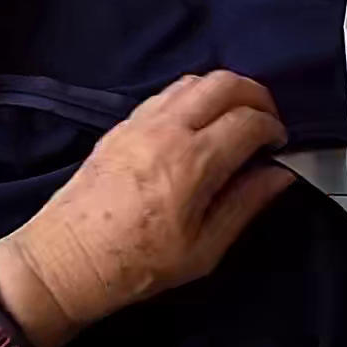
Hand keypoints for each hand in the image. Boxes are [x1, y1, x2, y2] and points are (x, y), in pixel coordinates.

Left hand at [0, 71, 297, 346]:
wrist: (67, 259)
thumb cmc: (136, 264)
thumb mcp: (203, 250)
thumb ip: (244, 205)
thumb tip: (279, 175)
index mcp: (192, 162)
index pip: (248, 121)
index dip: (273, 128)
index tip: (279, 144)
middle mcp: (165, 130)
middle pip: (223, 83)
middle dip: (255, 95)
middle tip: (264, 121)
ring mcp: (138, 123)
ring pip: (192, 82)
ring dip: (222, 91)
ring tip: (233, 120)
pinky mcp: (118, 127)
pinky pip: (164, 95)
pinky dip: (191, 98)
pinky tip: (195, 125)